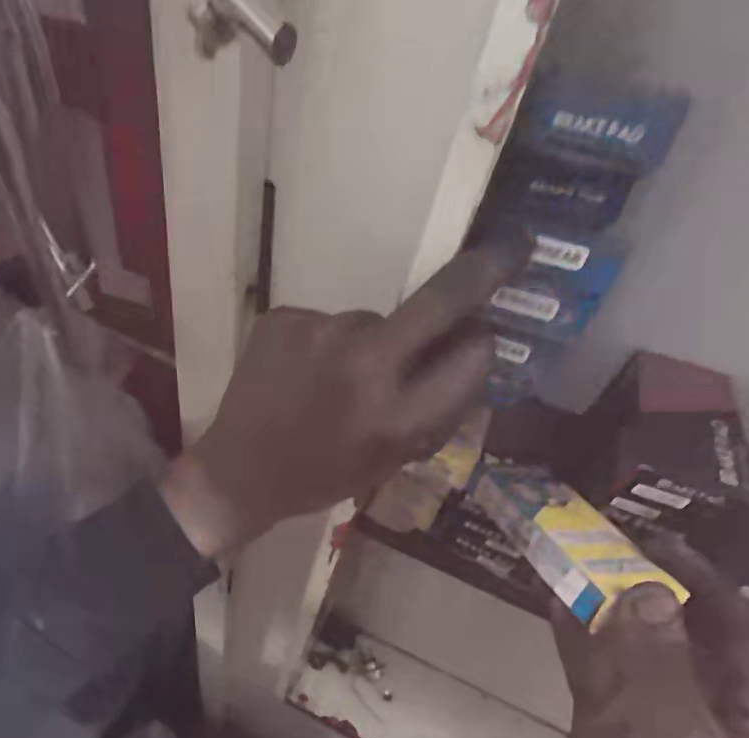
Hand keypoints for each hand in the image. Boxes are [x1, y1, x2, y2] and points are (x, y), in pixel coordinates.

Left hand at [159, 243, 524, 556]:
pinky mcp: (283, 318)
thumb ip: (433, 415)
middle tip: (510, 248)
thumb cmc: (318, 479)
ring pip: (371, 319)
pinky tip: (301, 374)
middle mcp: (364, 364)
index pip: (471, 357)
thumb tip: (471, 357)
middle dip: (483, 269)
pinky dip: (324, 344)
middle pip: (440, 298)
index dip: (480, 347)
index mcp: (395, 416)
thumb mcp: (387, 463)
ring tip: (333, 380)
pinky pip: (325, 323)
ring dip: (369, 341)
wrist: (238, 472)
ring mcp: (319, 332)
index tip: (481, 336)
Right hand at [549, 531, 748, 737]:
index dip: (697, 579)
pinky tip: (556, 605)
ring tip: (570, 559)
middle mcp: (704, 702)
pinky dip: (577, 638)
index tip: (657, 540)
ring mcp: (652, 716)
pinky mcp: (610, 731)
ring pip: (628, 646)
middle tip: (600, 541)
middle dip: (640, 585)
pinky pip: (595, 672)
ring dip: (602, 605)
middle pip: (674, 629)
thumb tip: (644, 587)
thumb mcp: (672, 734)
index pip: (730, 624)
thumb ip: (655, 659)